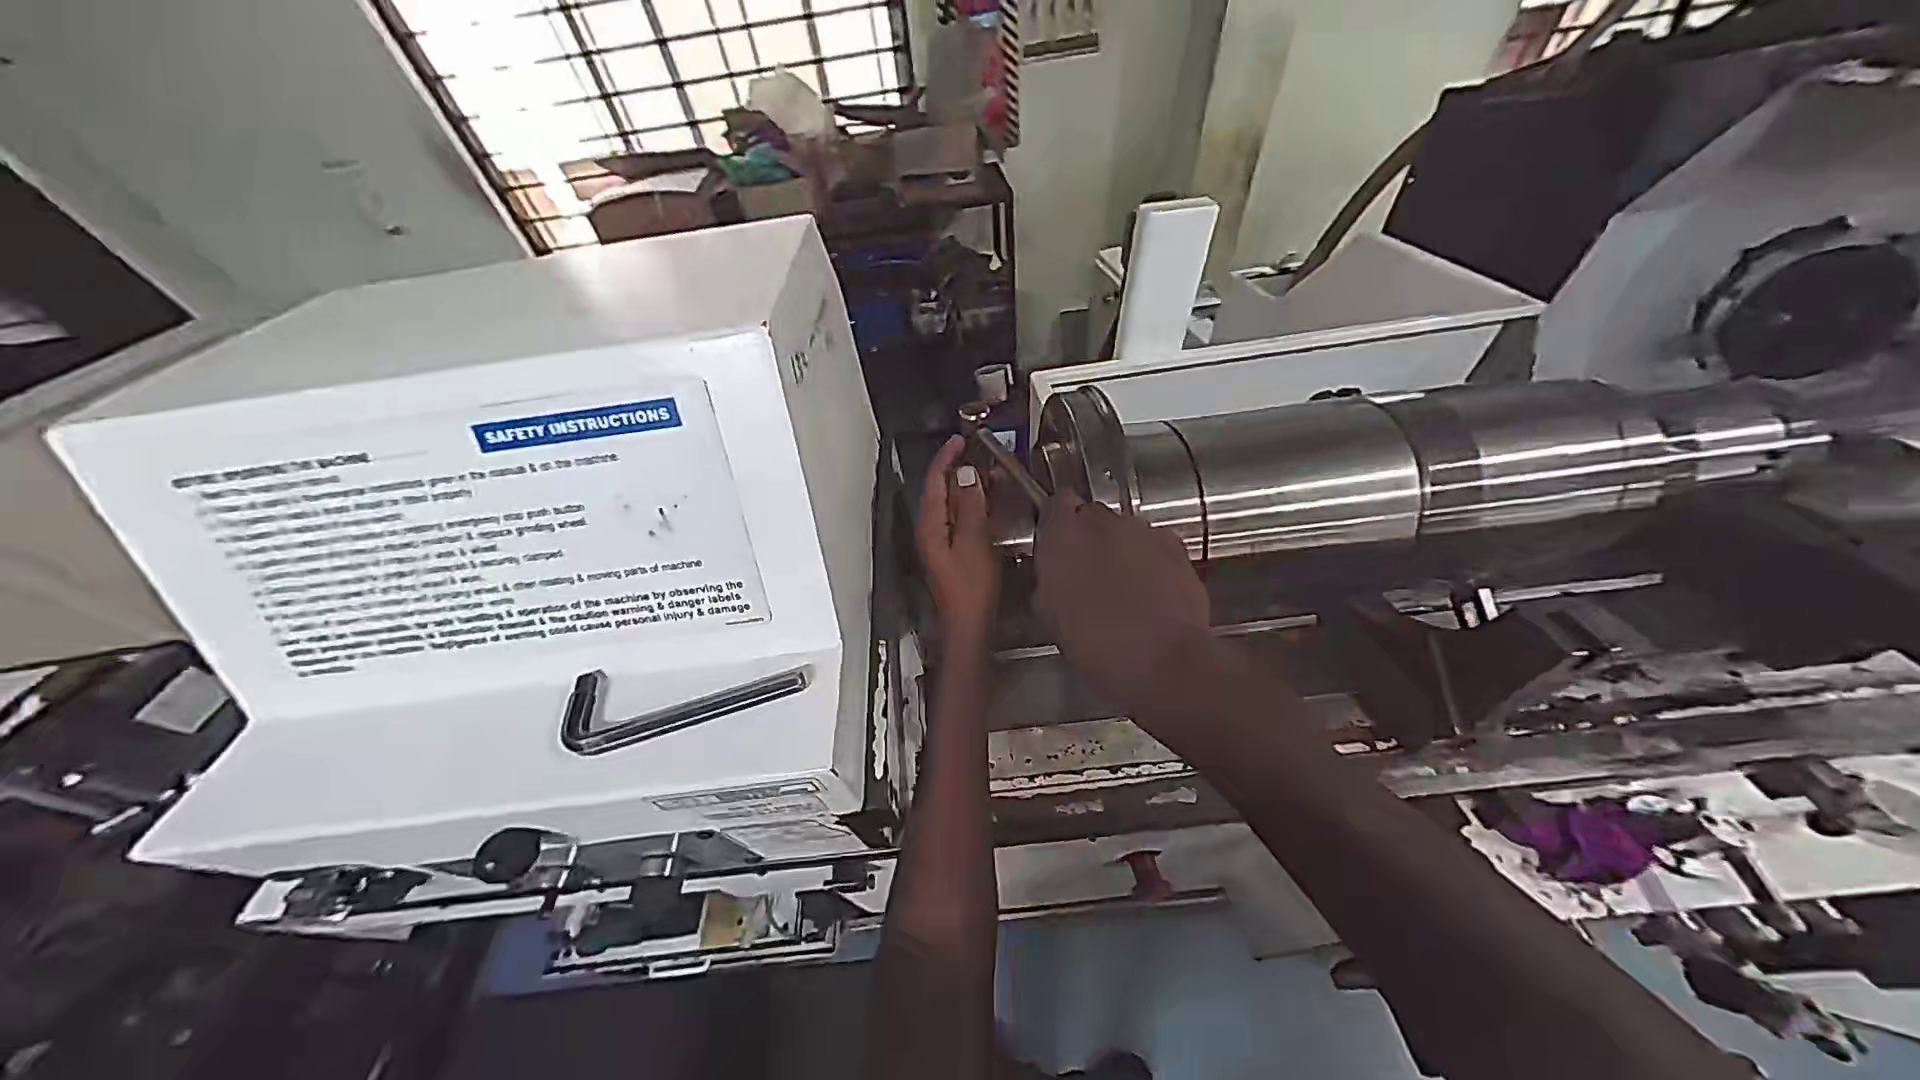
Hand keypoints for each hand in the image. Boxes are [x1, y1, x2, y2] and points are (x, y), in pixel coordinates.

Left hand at [917, 435, 999, 642]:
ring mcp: (938, 543)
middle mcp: (929, 531)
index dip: (946, 458)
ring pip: (948, 504)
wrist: (968, 627)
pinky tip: (985, 504)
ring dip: (964, 486)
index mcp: (930, 526)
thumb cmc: (970, 591)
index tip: (960, 440)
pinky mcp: (949, 553)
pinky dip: (969, 505)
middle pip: (938, 490)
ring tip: (985, 472)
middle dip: (956, 469)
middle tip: (977, 452)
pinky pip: (956, 518)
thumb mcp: (974, 543)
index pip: (934, 481)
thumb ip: (970, 506)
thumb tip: (967, 475)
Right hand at [1034, 494, 1210, 717]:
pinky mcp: (1176, 546)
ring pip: (1125, 532)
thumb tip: (1056, 573)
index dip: (1057, 522)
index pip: (1055, 503)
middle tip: (1089, 576)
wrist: (1162, 660)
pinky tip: (1153, 593)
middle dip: (1090, 539)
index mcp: (1062, 534)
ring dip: (1122, 551)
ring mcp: (1142, 530)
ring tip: (1125, 590)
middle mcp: (1102, 521)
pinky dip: (1153, 561)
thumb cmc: (1095, 644)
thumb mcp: (1050, 615)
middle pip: (1092, 516)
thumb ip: (1049, 579)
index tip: (1058, 544)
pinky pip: (1156, 545)